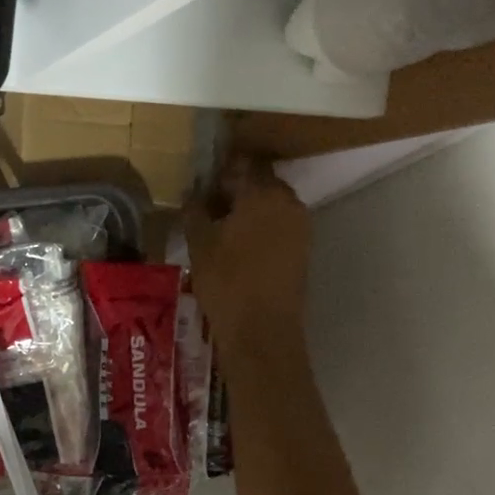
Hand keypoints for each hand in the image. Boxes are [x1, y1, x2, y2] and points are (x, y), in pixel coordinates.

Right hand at [183, 154, 312, 336]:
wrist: (262, 331)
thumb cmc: (226, 283)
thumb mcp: (199, 245)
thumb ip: (195, 212)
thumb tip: (193, 194)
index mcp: (263, 192)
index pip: (242, 163)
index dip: (219, 170)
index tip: (200, 182)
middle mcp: (288, 201)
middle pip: (259, 184)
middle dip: (234, 191)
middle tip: (205, 208)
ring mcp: (300, 226)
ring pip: (268, 207)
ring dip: (246, 212)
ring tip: (218, 232)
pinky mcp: (301, 250)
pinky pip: (276, 228)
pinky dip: (257, 231)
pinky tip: (236, 250)